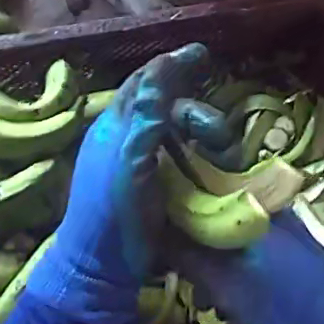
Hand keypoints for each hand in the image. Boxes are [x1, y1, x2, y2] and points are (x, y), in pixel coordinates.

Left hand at [25, 43, 208, 323]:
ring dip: (203, 137)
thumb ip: (145, 114)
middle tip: (220, 138)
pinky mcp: (152, 184)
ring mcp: (139, 161)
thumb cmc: (112, 212)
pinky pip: (181, 155)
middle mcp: (127, 136)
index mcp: (116, 125)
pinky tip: (215, 167)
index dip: (173, 65)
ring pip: (178, 131)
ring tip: (222, 159)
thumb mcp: (129, 160)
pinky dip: (200, 154)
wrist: (100, 269)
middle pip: (168, 107)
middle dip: (198, 115)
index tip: (202, 54)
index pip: (146, 82)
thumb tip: (162, 67)